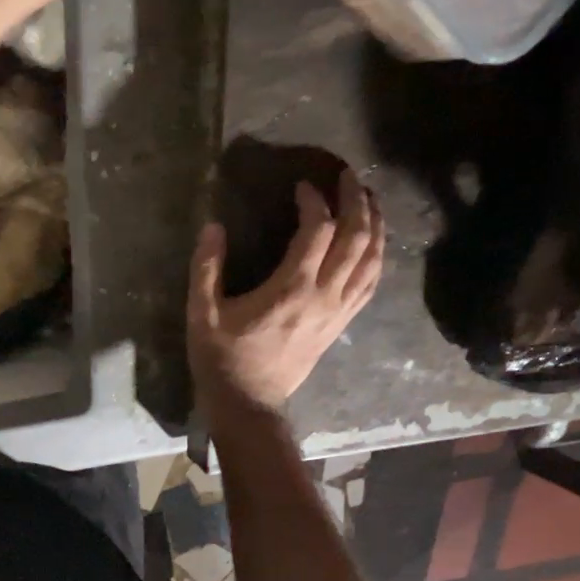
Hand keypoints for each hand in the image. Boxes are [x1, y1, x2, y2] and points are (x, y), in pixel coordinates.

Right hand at [188, 169, 384, 421]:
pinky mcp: (341, 323)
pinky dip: (377, 255)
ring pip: (372, 257)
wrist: (247, 404)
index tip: (301, 186)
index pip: (318, 230)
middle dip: (355, 200)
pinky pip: (371, 282)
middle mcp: (324, 295)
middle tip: (348, 176)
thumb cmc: (221, 359)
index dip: (314, 201)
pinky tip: (374, 242)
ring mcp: (338, 310)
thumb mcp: (202, 314)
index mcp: (291, 288)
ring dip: (374, 222)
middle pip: (357, 236)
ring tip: (367, 199)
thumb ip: (207, 268)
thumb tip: (213, 227)